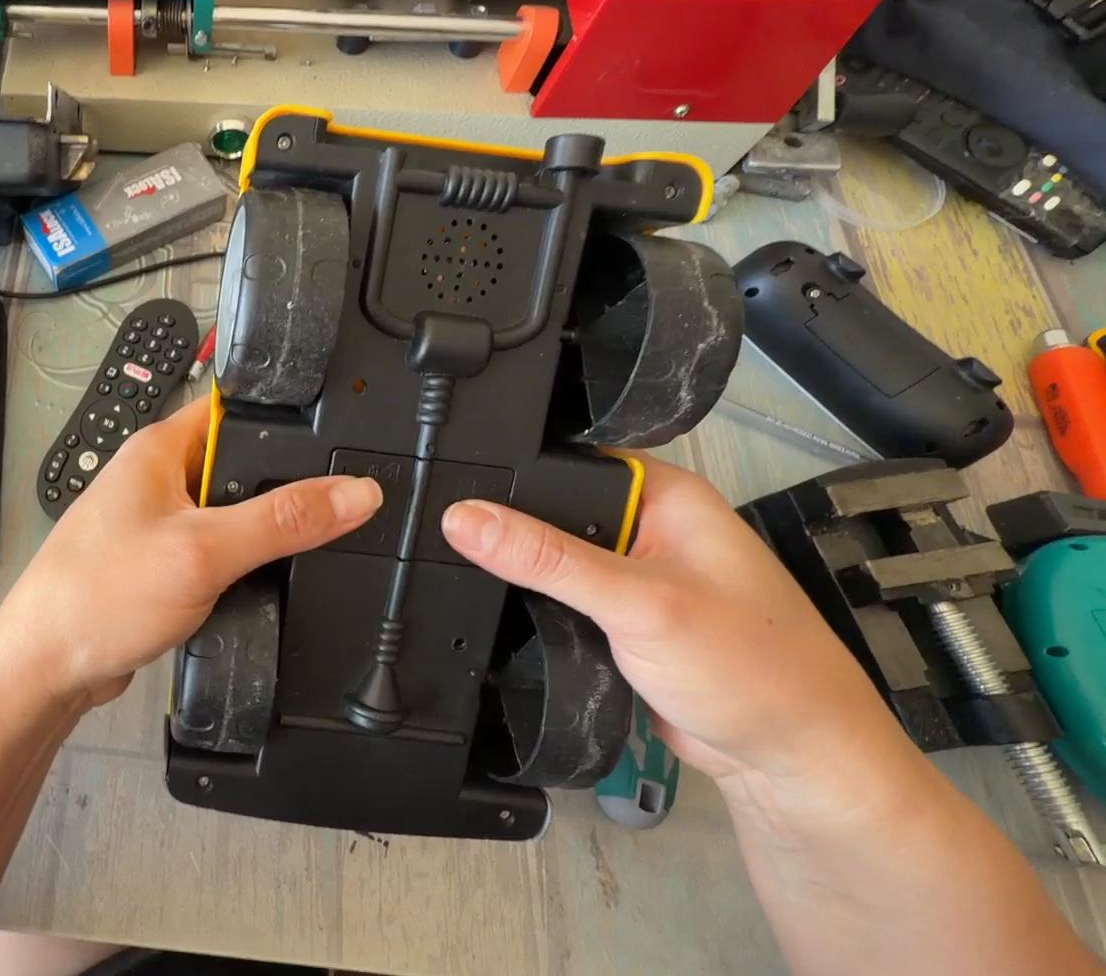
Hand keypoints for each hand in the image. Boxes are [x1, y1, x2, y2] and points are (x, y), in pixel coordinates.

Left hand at [0, 399, 382, 707]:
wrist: (48, 667)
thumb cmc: (102, 594)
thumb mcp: (203, 551)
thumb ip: (282, 521)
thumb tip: (355, 493)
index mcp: (159, 448)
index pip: (232, 409)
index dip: (285, 417)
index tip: (341, 436)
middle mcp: (157, 477)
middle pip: (238, 463)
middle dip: (283, 482)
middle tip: (338, 502)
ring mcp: (156, 521)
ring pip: (228, 512)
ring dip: (261, 529)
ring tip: (310, 543)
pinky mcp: (159, 562)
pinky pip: (213, 549)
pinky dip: (240, 561)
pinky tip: (266, 577)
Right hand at [438, 455, 911, 801]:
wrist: (789, 765)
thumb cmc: (746, 667)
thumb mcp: (637, 602)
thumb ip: (546, 558)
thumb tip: (460, 517)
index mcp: (663, 495)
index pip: (569, 461)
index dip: (510, 467)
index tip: (445, 478)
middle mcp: (644, 526)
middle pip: (552, 510)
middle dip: (504, 525)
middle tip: (438, 530)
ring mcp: (629, 575)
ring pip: (550, 559)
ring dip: (514, 570)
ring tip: (448, 561)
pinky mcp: (616, 619)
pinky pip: (558, 598)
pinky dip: (529, 604)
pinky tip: (490, 603)